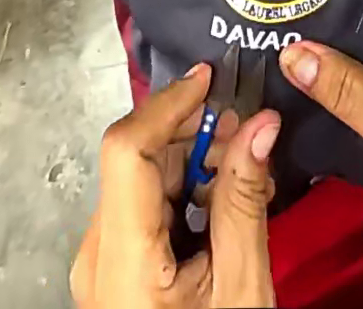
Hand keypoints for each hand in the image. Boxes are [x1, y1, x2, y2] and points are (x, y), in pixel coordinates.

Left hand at [72, 63, 282, 307]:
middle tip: (253, 131)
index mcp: (121, 259)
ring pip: (148, 175)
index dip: (168, 103)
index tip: (213, 75)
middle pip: (141, 157)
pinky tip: (225, 198)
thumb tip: (263, 119)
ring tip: (248, 170)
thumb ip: (245, 199)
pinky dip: (190, 184)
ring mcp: (104, 258)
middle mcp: (99, 249)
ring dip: (199, 157)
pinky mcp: (117, 263)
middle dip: (198, 131)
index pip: (127, 151)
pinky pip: (151, 200)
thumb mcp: (241, 286)